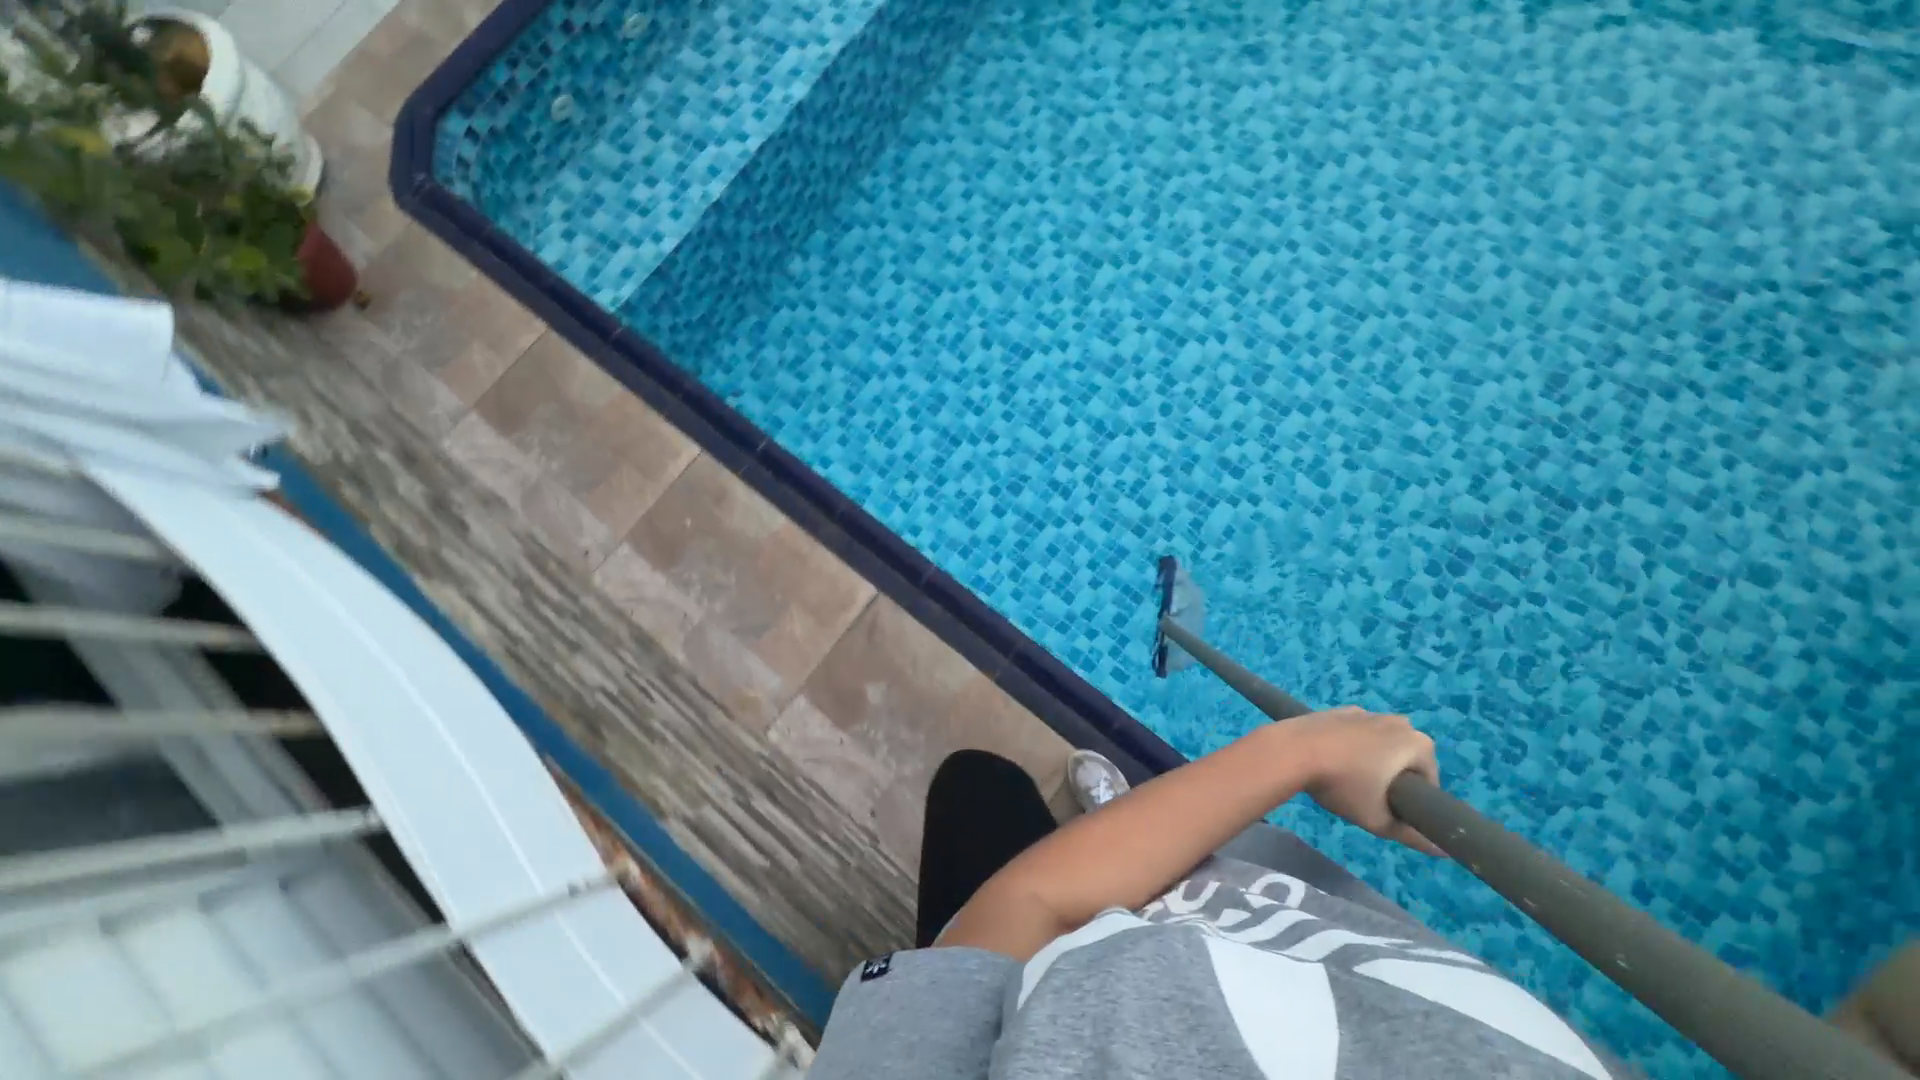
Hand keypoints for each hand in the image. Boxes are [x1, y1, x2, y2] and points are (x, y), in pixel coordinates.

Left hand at [1287, 706, 1444, 855]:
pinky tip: (1331, 760)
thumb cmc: (1341, 784)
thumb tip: (1441, 852)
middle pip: (1405, 759)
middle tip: (1366, 796)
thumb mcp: (1378, 820)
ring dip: (1372, 761)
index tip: (1388, 810)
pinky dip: (1350, 746)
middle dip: (1392, 778)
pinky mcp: (1341, 710)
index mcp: (1417, 743)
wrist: (1291, 751)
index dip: (1413, 800)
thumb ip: (1412, 836)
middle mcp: (1398, 721)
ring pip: (1380, 745)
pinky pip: (1356, 733)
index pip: (1428, 780)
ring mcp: (1368, 712)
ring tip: (1346, 779)